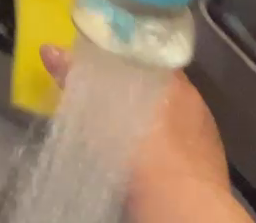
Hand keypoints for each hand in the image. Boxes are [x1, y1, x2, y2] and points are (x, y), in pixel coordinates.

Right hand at [40, 45, 239, 216]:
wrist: (181, 209)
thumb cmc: (140, 149)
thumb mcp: (97, 110)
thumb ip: (74, 77)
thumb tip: (48, 48)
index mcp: (172, 77)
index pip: (142, 54)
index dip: (118, 55)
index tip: (97, 60)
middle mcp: (193, 99)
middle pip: (152, 82)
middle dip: (129, 86)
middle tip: (99, 93)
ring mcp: (203, 133)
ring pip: (166, 112)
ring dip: (144, 114)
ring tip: (115, 123)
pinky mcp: (207, 164)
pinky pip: (176, 140)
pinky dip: (158, 141)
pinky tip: (139, 151)